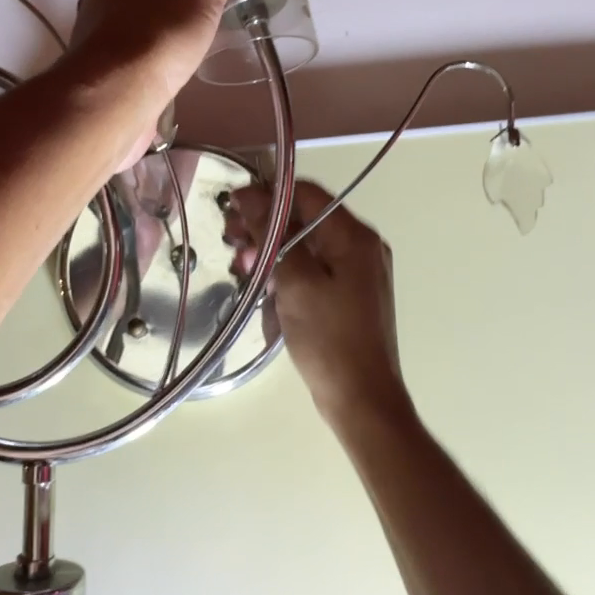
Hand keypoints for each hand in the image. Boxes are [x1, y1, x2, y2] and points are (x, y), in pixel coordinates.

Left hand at [66, 0, 270, 167]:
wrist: (116, 96)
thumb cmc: (159, 32)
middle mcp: (102, 0)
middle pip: (145, 0)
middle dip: (170, 14)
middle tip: (201, 32)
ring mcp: (95, 42)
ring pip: (134, 35)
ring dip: (155, 46)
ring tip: (184, 63)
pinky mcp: (97, 78)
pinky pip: (127, 70)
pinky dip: (145, 76)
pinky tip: (164, 88)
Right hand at [228, 181, 411, 430]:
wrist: (362, 400)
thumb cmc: (329, 339)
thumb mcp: (295, 282)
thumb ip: (272, 234)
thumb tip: (248, 194)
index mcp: (353, 236)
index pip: (305, 193)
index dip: (266, 194)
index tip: (231, 208)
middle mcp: (360, 246)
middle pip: (304, 218)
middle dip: (265, 226)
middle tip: (231, 241)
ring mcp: (356, 271)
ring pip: (306, 244)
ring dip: (272, 250)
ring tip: (244, 268)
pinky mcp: (348, 294)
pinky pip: (313, 268)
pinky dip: (287, 271)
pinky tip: (264, 287)